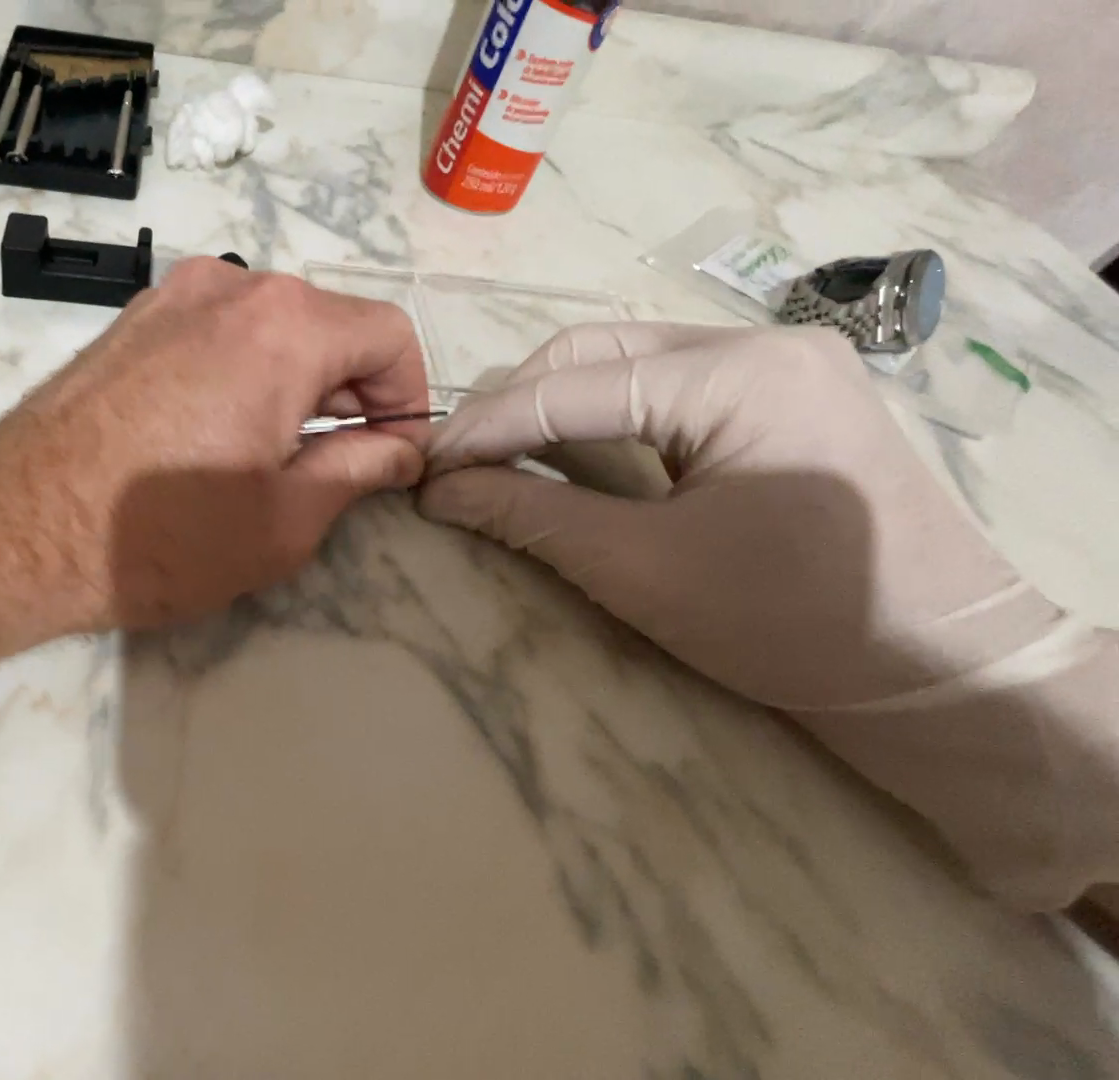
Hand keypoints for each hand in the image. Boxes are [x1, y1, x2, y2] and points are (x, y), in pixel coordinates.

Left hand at [0, 257, 429, 631]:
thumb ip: (358, 471)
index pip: (388, 337)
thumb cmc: (160, 537)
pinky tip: (215, 436)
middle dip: (349, 395)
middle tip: (336, 470)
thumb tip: (399, 450)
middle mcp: (228, 287)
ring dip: (293, 385)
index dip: (406, 399)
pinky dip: (240, 374)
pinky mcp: (128, 323)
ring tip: (271, 459)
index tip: (392, 459)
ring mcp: (168, 298)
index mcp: (282, 326)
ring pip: (268, 329)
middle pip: (327, 327)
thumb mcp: (283, 522)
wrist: (12, 531)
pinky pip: (214, 335)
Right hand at [418, 321, 1069, 710]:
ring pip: (619, 360)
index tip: (418, 465)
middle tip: (455, 464)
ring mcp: (775, 361)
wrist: (939, 669)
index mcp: (738, 375)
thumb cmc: (788, 623)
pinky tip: (561, 451)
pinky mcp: (776, 392)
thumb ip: (529, 515)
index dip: (481, 428)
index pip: (568, 386)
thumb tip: (436, 490)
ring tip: (495, 459)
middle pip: (591, 352)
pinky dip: (594, 415)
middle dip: (510, 405)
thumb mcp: (640, 569)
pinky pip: (656, 384)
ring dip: (547, 406)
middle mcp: (759, 342)